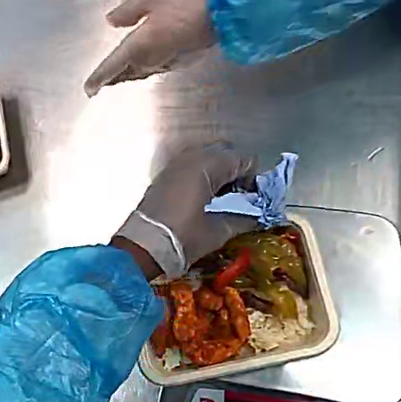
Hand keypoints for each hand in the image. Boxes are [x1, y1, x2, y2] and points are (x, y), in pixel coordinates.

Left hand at [83, 0, 216, 95]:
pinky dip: (143, 70)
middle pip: (125, 74)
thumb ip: (127, 12)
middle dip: (113, 78)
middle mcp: (149, 60)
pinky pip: (154, 69)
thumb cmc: (184, 3)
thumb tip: (112, 21)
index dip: (98, 78)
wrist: (219, 14)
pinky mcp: (179, 63)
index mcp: (138, 46)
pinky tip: (145, 66)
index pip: (112, 66)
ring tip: (119, 77)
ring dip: (127, 76)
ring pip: (140, 73)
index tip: (89, 89)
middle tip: (101, 84)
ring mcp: (165, 63)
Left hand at [113, 144, 257, 278]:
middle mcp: (189, 159)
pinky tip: (207, 197)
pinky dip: (203, 176)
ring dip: (219, 172)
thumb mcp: (217, 232)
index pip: (239, 158)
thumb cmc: (182, 239)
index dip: (253, 174)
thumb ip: (242, 219)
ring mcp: (174, 166)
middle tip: (244, 194)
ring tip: (226, 197)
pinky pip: (190, 166)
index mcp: (205, 167)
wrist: (141, 249)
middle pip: (222, 153)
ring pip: (205, 158)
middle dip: (236, 170)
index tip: (259, 194)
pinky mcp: (164, 177)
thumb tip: (256, 216)